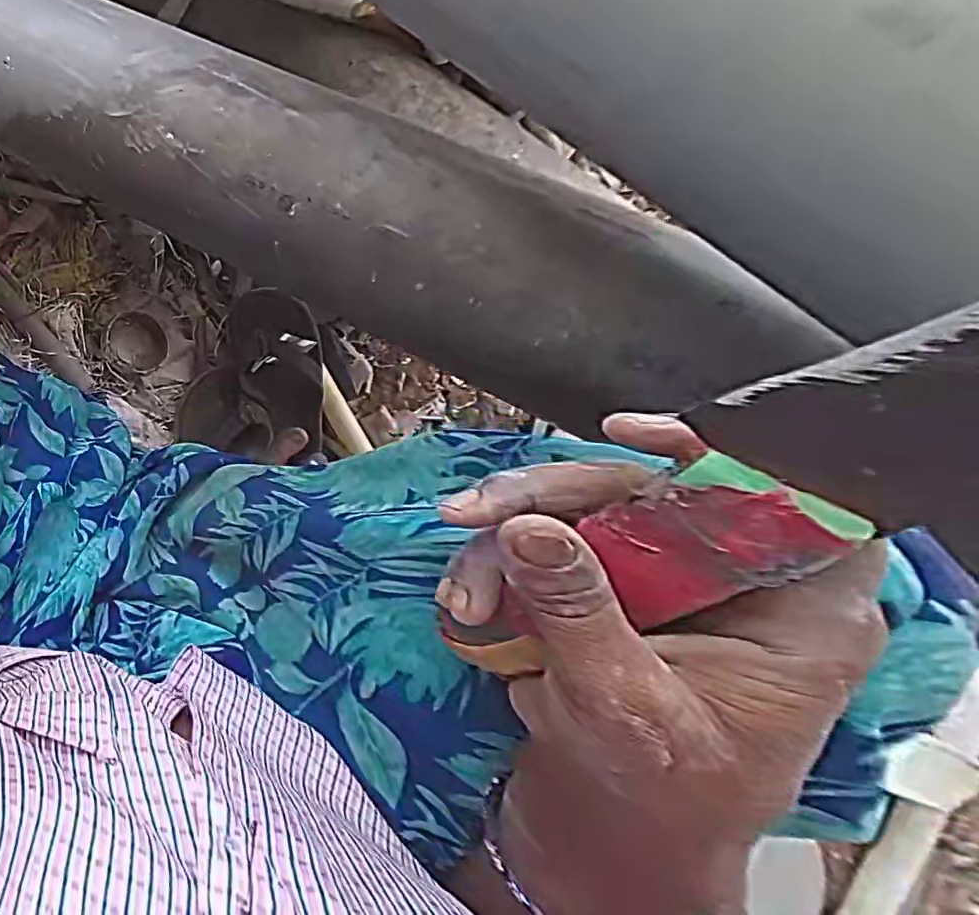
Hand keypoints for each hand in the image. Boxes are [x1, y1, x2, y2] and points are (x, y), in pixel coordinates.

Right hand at [438, 415, 886, 914]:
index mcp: (783, 613)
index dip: (718, 455)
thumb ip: (577, 614)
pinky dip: (485, 568)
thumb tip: (526, 529)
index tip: (624, 433)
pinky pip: (526, 546)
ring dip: (495, 548)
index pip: (784, 507)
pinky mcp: (584, 586)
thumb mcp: (620, 703)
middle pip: (634, 495)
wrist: (603, 814)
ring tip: (464, 603)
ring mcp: (642, 579)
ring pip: (564, 515)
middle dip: (540, 500)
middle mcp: (714, 580)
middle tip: (472, 517)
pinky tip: (465, 607)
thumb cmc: (653, 783)